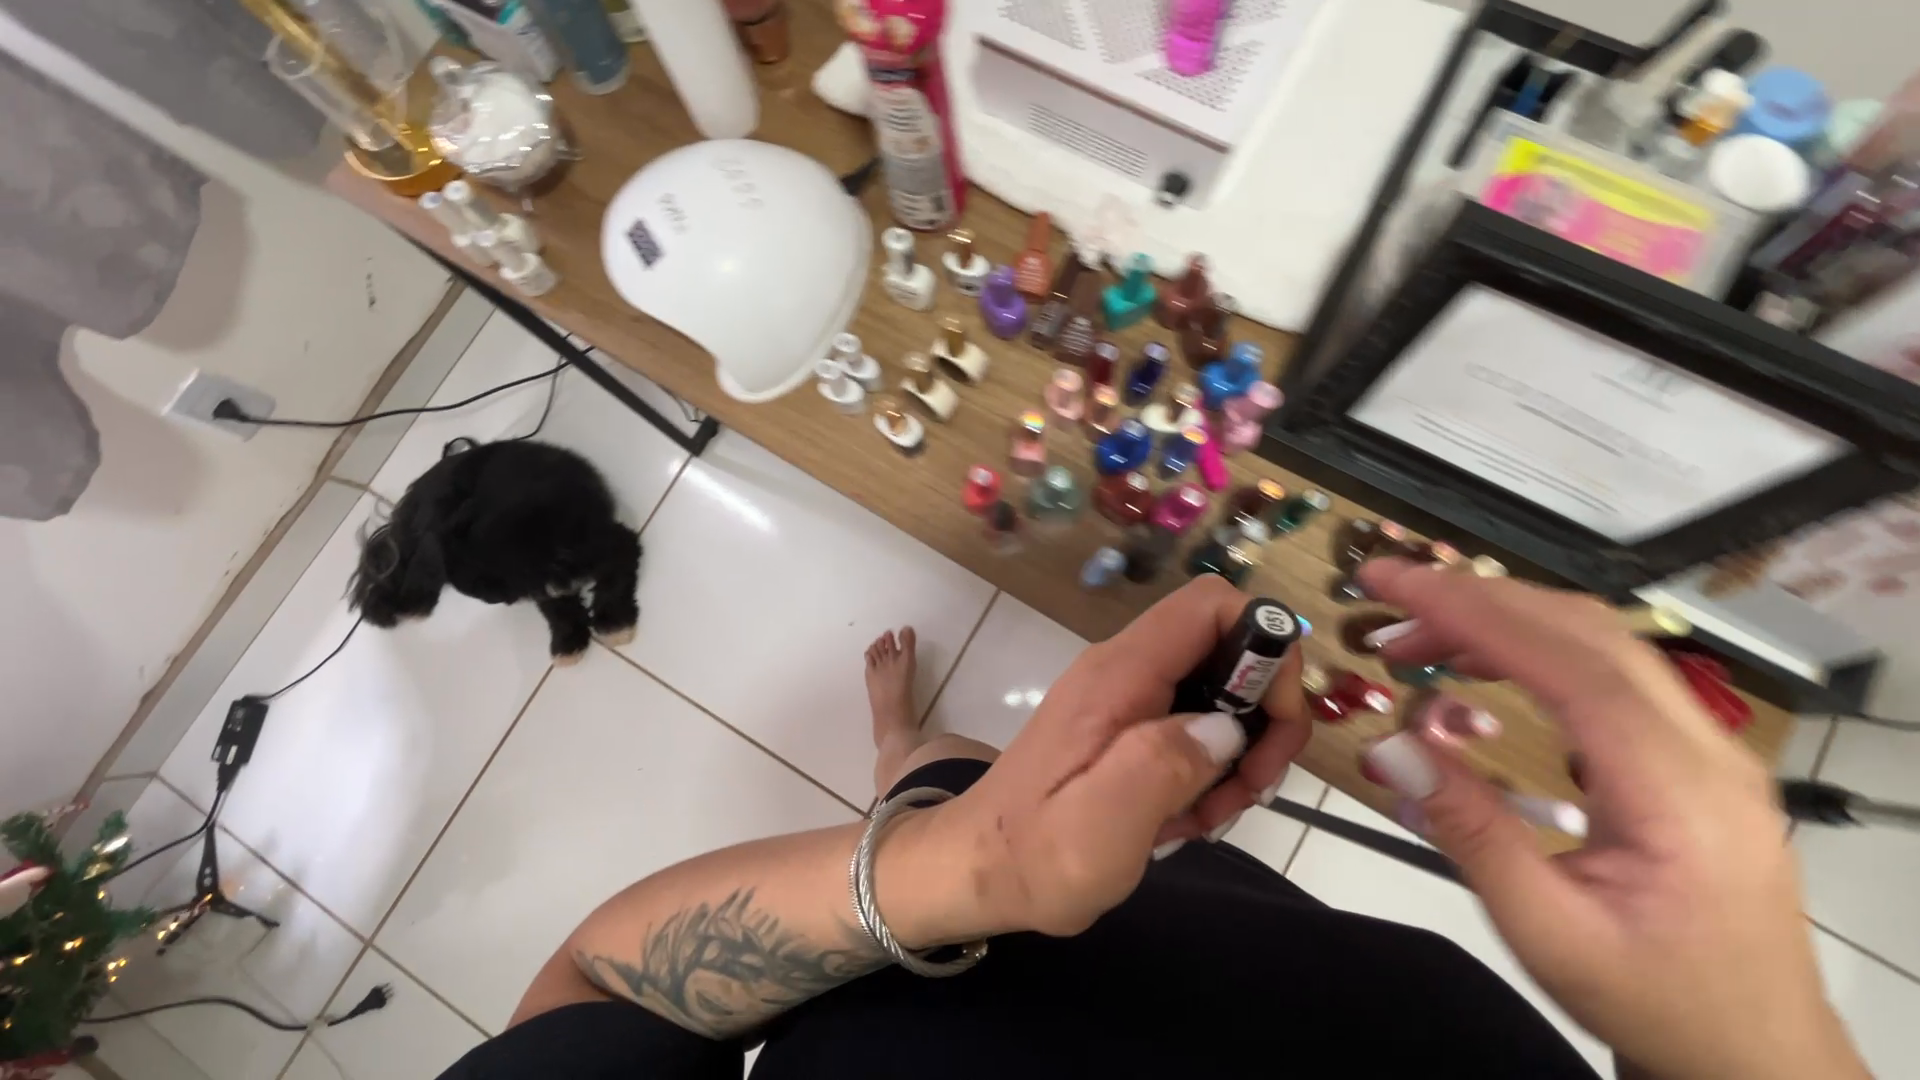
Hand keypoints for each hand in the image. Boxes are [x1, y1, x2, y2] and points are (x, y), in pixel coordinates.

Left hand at [895, 575, 1309, 942]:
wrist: (979, 867)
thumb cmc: (1034, 853)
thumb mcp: (1102, 823)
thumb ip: (1164, 764)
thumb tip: (1229, 727)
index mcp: (1119, 674)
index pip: (1211, 605)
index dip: (1266, 645)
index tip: (1275, 724)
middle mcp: (1123, 671)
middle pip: (1225, 650)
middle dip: (1261, 717)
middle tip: (1249, 790)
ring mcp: (1122, 697)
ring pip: (1215, 694)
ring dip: (1236, 754)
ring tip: (1208, 815)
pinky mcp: (1121, 727)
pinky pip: (1189, 726)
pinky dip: (1207, 768)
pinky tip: (1185, 815)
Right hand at [1354, 558, 1866, 1079]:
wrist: (1757, 1053)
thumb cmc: (1653, 997)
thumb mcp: (1547, 931)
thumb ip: (1470, 831)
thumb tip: (1393, 745)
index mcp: (1674, 788)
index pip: (1567, 661)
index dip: (1470, 609)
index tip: (1391, 582)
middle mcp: (1702, 747)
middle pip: (1584, 630)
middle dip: (1475, 599)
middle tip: (1386, 602)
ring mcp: (1702, 745)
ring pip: (1597, 640)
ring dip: (1501, 617)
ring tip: (1417, 639)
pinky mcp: (1684, 753)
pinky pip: (1605, 669)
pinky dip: (1531, 644)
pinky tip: (1482, 665)